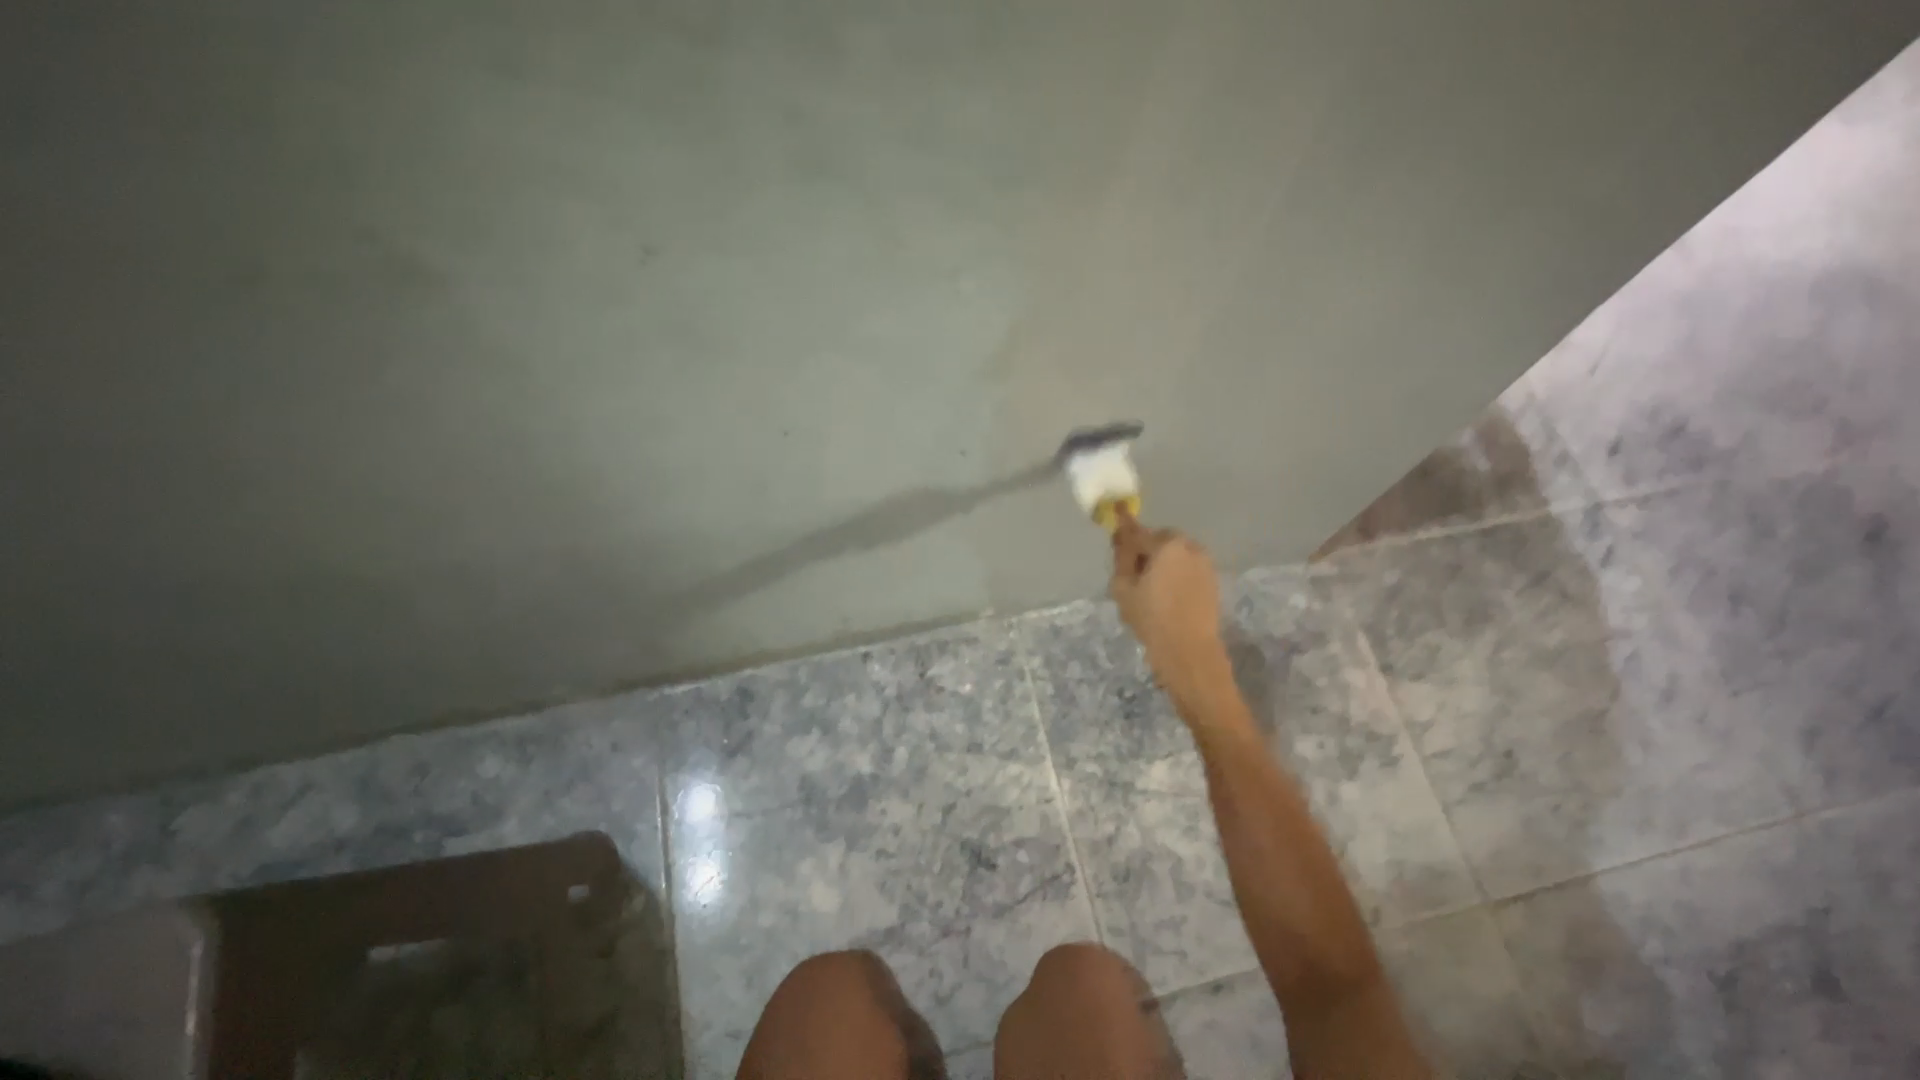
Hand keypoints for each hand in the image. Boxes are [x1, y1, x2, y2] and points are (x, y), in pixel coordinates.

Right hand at [1110, 515, 1230, 707]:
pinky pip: (1188, 568)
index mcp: (1167, 544)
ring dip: (1163, 562)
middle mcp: (1190, 547)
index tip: (1115, 534)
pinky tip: (1166, 595)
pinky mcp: (1213, 581)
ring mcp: (1205, 564)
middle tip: (1132, 572)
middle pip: (1161, 540)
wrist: (1189, 650)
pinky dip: (1176, 574)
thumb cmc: (1151, 617)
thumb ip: (1121, 558)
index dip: (1124, 534)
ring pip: (1177, 554)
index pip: (1139, 533)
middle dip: (1146, 549)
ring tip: (1149, 587)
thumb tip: (1121, 541)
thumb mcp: (1123, 587)